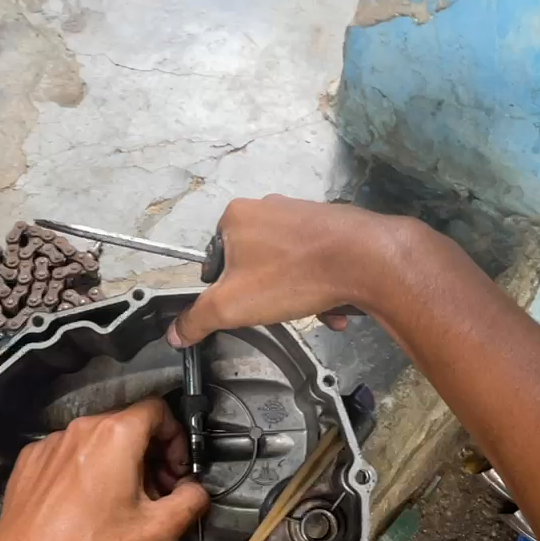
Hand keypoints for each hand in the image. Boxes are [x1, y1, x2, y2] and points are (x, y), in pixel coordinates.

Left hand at [0, 399, 208, 540]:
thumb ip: (190, 502)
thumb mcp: (156, 531)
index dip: (176, 438)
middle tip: (157, 493)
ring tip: (122, 507)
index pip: (158, 410)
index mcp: (115, 436)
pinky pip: (69, 456)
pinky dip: (86, 472)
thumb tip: (196, 492)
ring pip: (98, 442)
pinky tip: (87, 509)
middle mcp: (80, 431)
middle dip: (151, 455)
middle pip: (128, 426)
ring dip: (119, 465)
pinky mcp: (30, 464)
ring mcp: (50, 446)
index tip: (177, 468)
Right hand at [166, 195, 413, 345]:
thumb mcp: (230, 306)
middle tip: (278, 311)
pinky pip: (316, 261)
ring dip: (295, 294)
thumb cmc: (290, 277)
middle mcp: (267, 206)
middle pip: (252, 264)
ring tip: (310, 310)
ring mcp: (302, 213)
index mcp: (236, 218)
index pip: (215, 261)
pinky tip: (333, 308)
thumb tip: (175, 333)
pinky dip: (320, 287)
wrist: (364, 259)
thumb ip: (197, 320)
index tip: (244, 306)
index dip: (226, 291)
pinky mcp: (332, 224)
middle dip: (265, 294)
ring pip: (287, 265)